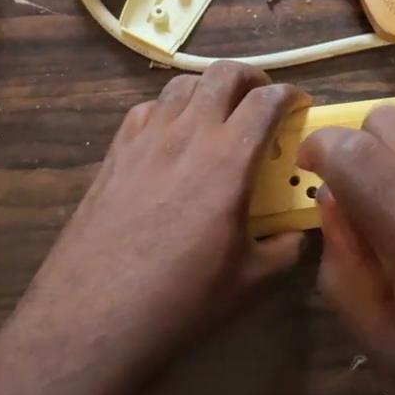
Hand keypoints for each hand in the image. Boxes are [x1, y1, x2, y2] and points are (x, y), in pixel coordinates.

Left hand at [16, 61, 309, 380]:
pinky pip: (146, 109)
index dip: (290, 95)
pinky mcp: (115, 154)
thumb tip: (302, 233)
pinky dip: (168, 109)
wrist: (92, 320)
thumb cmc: (180, 300)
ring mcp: (147, 140)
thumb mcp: (252, 282)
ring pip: (183, 84)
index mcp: (230, 159)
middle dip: (251, 78)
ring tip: (218, 113)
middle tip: (261, 101)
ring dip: (209, 88)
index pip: (267, 100)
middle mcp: (189, 135)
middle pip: (224, 73)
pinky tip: (171, 136)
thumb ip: (288, 250)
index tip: (299, 106)